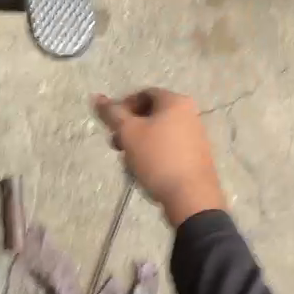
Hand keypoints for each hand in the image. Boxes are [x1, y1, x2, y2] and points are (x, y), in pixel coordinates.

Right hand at [94, 89, 227, 225]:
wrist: (192, 199)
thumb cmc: (158, 158)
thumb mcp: (129, 133)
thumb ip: (112, 114)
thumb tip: (96, 97)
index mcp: (175, 101)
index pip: (143, 94)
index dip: (123, 107)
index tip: (112, 126)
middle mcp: (189, 114)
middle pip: (151, 115)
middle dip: (130, 129)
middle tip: (117, 146)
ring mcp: (196, 137)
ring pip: (159, 134)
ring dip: (140, 144)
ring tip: (130, 164)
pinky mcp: (197, 158)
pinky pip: (170, 149)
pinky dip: (155, 156)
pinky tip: (146, 173)